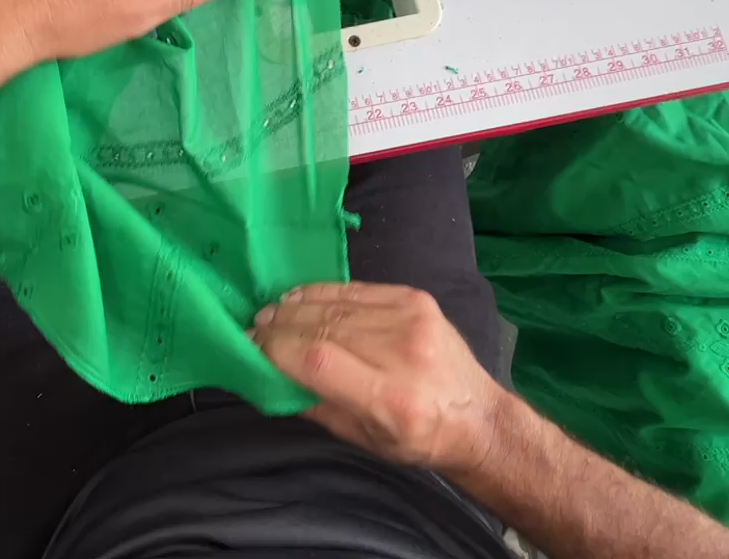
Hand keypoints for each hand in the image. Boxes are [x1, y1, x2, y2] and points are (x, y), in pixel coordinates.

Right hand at [252, 281, 514, 474]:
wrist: (478, 415)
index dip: (278, 349)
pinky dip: (323, 292)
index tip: (251, 345)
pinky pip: (356, 289)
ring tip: (273, 310)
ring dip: (297, 305)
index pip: (319, 361)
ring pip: (337, 305)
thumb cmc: (417, 438)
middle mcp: (404, 354)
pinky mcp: (415, 298)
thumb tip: (266, 372)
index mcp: (392, 400)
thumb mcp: (362, 440)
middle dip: (282, 325)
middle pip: (324, 327)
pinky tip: (301, 297)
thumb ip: (314, 404)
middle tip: (255, 326)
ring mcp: (412, 320)